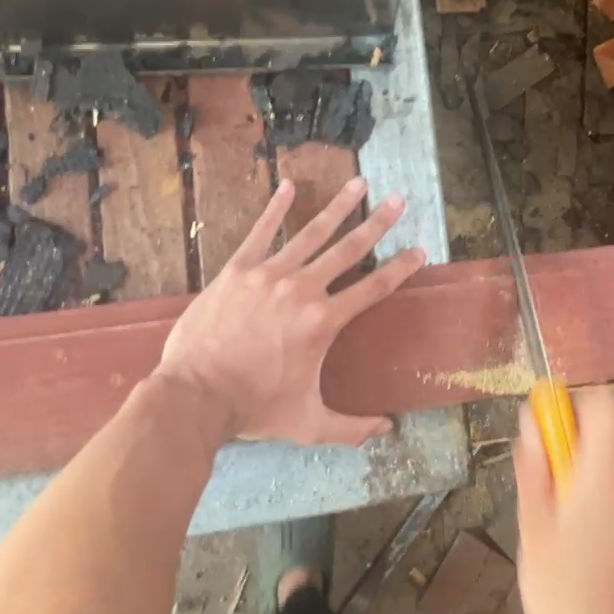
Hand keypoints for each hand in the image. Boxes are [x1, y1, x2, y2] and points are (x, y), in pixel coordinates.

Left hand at [152, 177, 425, 446]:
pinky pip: (260, 232)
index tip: (419, 249)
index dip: (400, 268)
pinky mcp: (237, 271)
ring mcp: (268, 276)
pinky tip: (288, 186)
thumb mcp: (310, 425)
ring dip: (337, 207)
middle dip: (377, 223)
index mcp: (323, 322)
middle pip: (349, 249)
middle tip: (397, 200)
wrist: (194, 396)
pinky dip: (276, 209)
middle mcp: (302, 291)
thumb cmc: (254, 410)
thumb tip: (388, 430)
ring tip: (357, 183)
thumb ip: (352, 428)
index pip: (373, 288)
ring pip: (311, 233)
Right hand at [513, 386, 613, 613]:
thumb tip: (530, 421)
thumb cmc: (560, 589)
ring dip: (570, 475)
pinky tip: (563, 537)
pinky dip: (582, 496)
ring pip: (598, 465)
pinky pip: (605, 490)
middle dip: (563, 446)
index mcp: (601, 474)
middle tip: (534, 484)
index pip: (604, 407)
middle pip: (598, 436)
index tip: (544, 420)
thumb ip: (533, 469)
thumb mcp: (532, 526)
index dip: (575, 401)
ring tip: (544, 520)